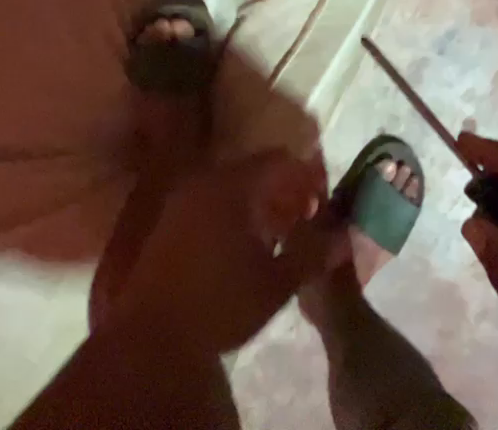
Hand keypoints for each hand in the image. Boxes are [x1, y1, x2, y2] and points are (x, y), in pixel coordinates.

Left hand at [108, 150, 345, 356]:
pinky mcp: (168, 222)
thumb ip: (312, 254)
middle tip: (305, 217)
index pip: (279, 160)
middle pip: (254, 170)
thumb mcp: (276, 283)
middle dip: (284, 189)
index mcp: (232, 186)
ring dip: (258, 201)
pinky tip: (245, 244)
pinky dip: (233, 212)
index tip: (322, 201)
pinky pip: (210, 202)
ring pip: (230, 186)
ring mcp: (181, 200)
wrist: (152, 338)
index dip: (307, 176)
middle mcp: (204, 182)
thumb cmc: (221, 305)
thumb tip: (345, 237)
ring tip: (279, 233)